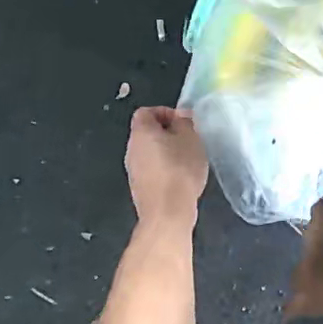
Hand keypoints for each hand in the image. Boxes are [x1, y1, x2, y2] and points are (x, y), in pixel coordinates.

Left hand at [125, 107, 207, 226]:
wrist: (167, 211)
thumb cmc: (180, 168)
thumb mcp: (191, 139)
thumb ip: (185, 122)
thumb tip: (181, 115)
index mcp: (141, 132)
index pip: (146, 111)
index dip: (166, 112)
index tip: (184, 122)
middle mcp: (131, 148)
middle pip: (148, 132)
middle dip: (169, 133)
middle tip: (190, 140)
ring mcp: (133, 169)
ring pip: (150, 152)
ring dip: (168, 151)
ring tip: (188, 160)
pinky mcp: (140, 187)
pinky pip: (152, 169)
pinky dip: (165, 168)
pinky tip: (181, 178)